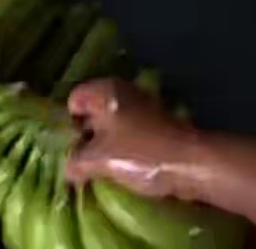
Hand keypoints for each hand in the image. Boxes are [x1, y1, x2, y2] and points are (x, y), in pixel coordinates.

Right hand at [65, 79, 203, 198]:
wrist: (187, 159)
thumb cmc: (140, 153)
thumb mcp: (99, 160)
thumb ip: (76, 160)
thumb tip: (69, 163)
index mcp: (106, 90)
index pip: (74, 98)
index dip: (68, 123)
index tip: (70, 148)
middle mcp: (121, 89)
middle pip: (91, 108)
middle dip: (83, 133)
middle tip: (79, 160)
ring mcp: (138, 102)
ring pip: (109, 120)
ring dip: (101, 141)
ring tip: (97, 166)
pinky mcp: (151, 118)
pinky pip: (124, 128)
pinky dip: (118, 143)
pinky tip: (118, 163)